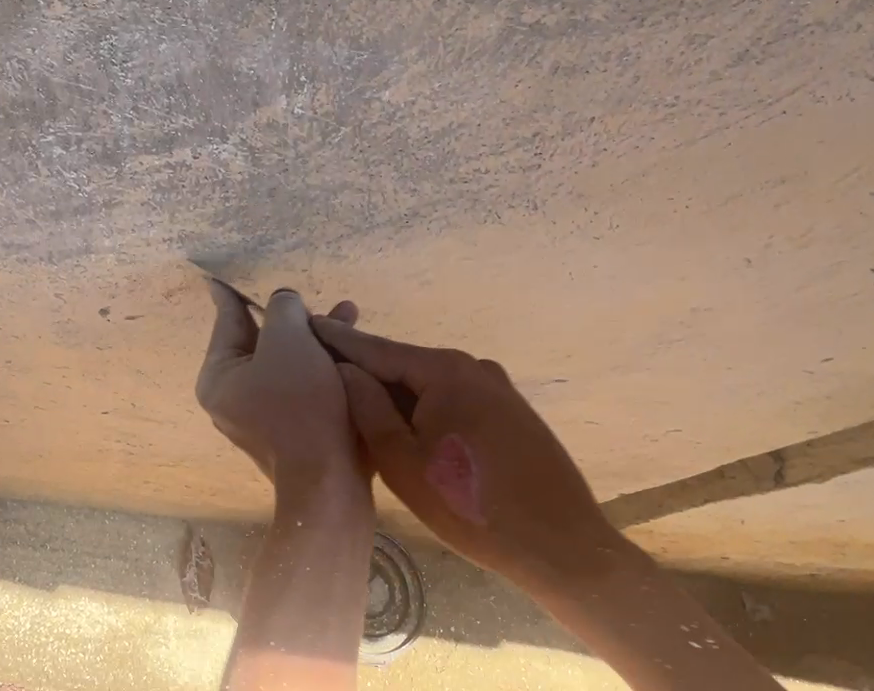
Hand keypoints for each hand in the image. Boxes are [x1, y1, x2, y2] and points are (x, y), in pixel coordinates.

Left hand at [196, 284, 362, 489]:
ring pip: (291, 362)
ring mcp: (264, 418)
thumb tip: (284, 302)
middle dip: (295, 317)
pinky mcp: (295, 432)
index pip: (228, 321)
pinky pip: (306, 386)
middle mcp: (234, 398)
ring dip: (318, 338)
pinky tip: (352, 348)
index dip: (232, 293)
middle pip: (264, 341)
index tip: (220, 278)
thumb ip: (283, 308)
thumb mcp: (289, 339)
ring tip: (349, 311)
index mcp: (218, 377)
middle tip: (313, 295)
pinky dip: (325, 365)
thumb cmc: (300, 403)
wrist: (331, 483)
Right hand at [312, 318, 637, 595]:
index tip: (308, 323)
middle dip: (367, 372)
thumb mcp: (402, 462)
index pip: (376, 348)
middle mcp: (472, 367)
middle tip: (327, 380)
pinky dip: (427, 409)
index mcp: (444, 371)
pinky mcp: (513, 413)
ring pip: (430, 385)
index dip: (339, 339)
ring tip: (363, 412)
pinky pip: (454, 400)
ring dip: (398, 396)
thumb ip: (368, 408)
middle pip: (403, 365)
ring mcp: (498, 388)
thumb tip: (345, 370)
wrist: (564, 549)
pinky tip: (412, 432)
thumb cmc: (471, 507)